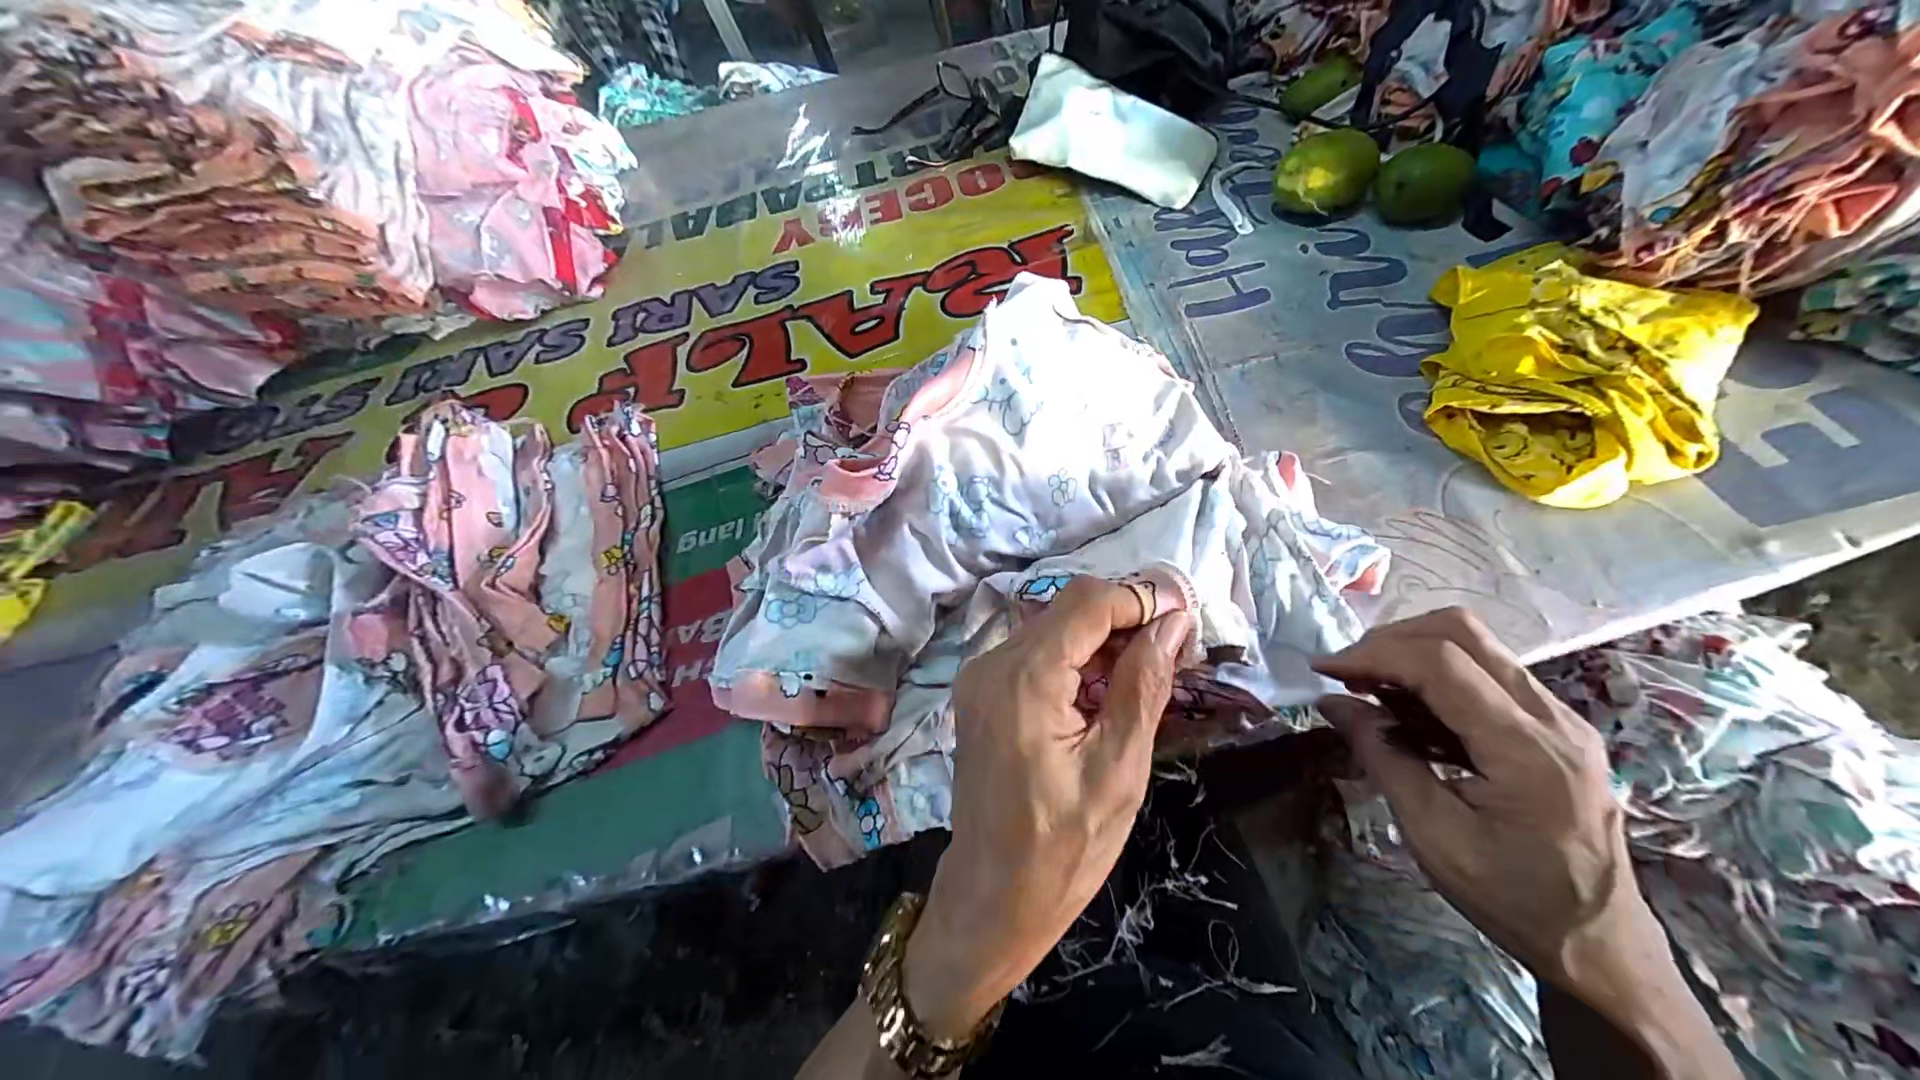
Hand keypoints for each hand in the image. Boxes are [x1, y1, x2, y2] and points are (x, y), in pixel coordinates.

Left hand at [903, 578, 1190, 1039]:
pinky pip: (1034, 653)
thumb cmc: (1063, 846)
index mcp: (1023, 678)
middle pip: (1067, 609)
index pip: (1087, 603)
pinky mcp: (982, 692)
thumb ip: (1143, 685)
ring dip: (1103, 641)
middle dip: (1125, 619)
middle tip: (1175, 654)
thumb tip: (1173, 622)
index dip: (1140, 599)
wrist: (993, 894)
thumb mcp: (1119, 769)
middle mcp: (992, 663)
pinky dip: (1075, 660)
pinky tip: (1105, 692)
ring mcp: (980, 676)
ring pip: (1052, 627)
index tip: (1186, 621)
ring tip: (1148, 676)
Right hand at [1314, 608, 1736, 1078]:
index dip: (1373, 654)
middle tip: (1347, 675)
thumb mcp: (1433, 835)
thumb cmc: (1513, 898)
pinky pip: (1486, 670)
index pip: (1441, 663)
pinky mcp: (1554, 726)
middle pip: (1462, 632)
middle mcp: (1554, 718)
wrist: (1601, 945)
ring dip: (1411, 651)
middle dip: (1390, 640)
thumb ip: (1383, 758)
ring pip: (1476, 642)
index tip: (1323, 671)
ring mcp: (1560, 718)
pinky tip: (1409, 709)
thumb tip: (1332, 703)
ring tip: (1370, 689)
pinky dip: (1434, 672)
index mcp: (1528, 750)